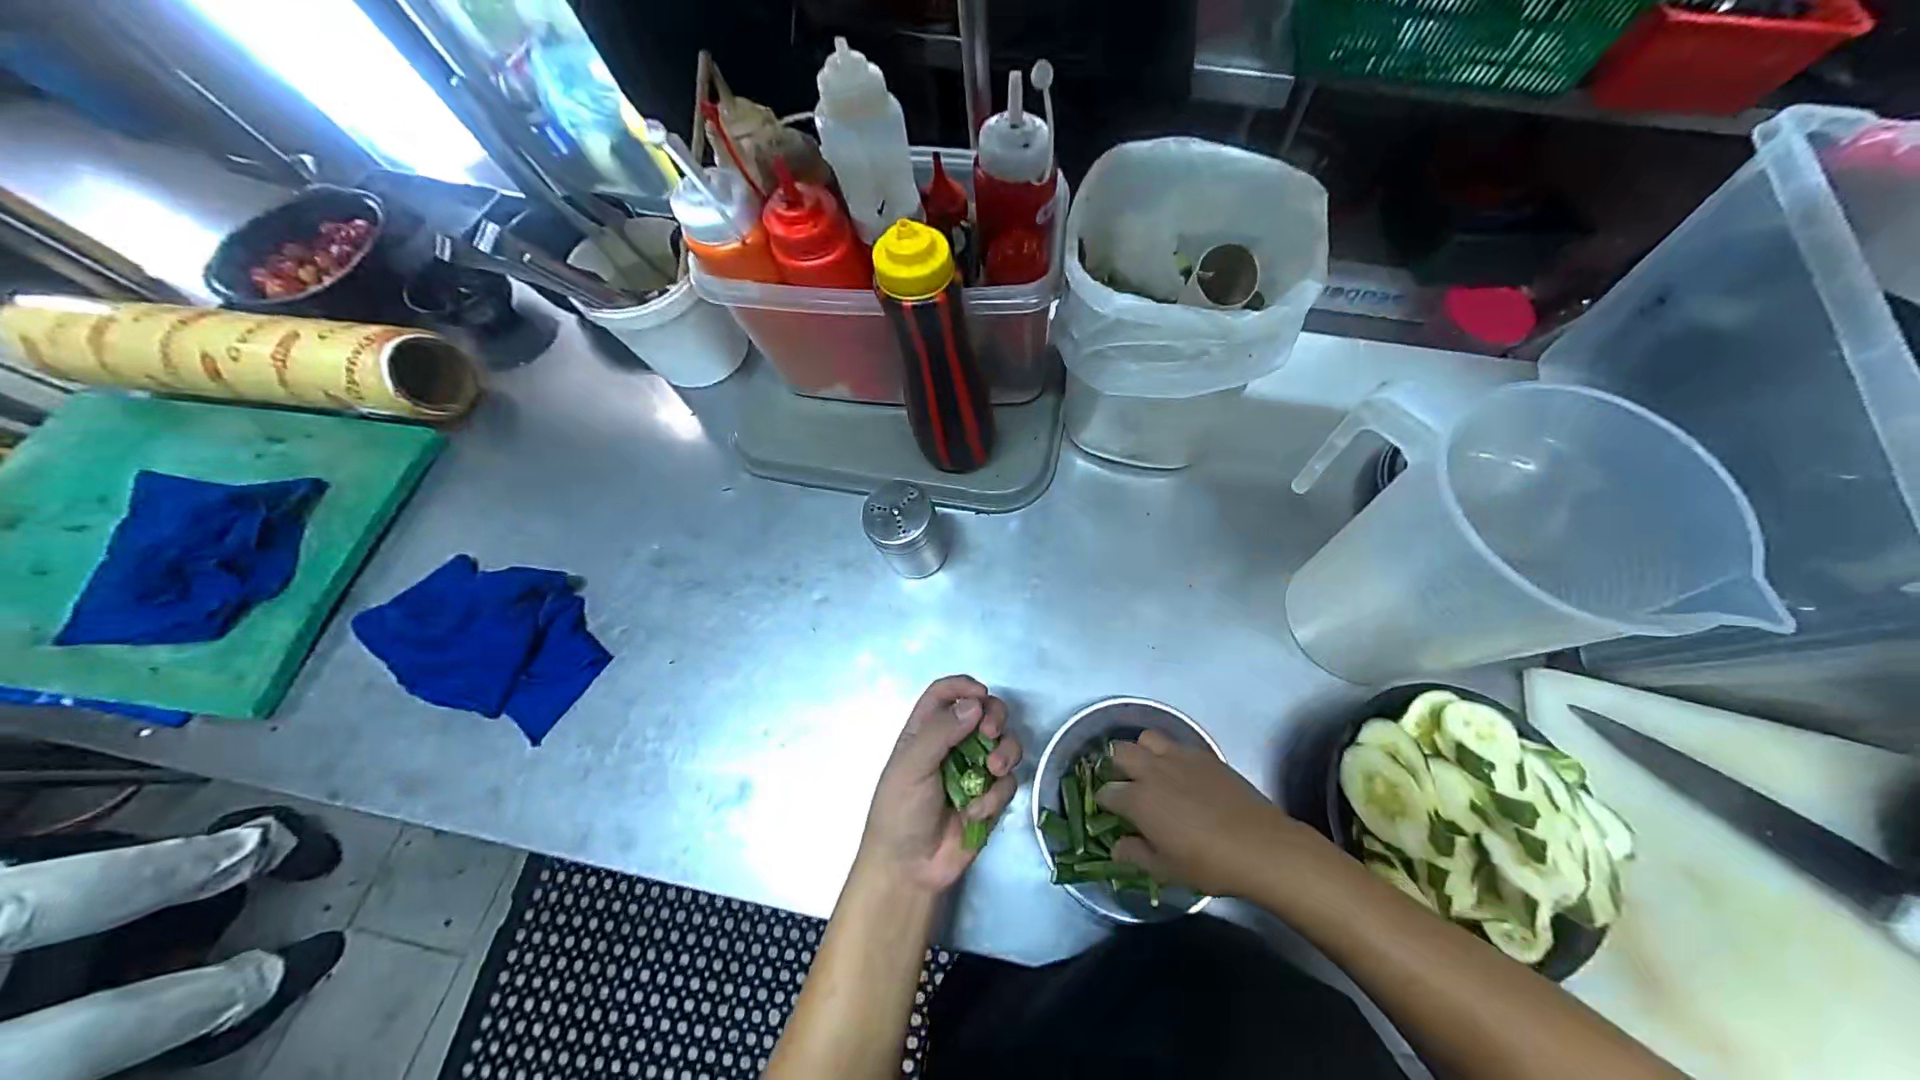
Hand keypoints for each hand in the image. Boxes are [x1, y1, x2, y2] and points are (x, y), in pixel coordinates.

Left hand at [856, 676, 1022, 893]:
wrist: (910, 868)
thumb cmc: (900, 811)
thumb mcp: (911, 766)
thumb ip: (940, 731)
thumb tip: (975, 703)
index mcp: (925, 730)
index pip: (946, 693)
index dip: (964, 686)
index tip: (981, 694)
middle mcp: (952, 744)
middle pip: (984, 711)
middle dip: (994, 717)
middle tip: (991, 734)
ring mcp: (974, 770)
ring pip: (1004, 743)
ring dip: (1004, 753)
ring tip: (993, 771)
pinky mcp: (991, 796)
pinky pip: (1008, 781)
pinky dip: (997, 793)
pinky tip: (977, 811)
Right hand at [1096, 728, 1329, 897]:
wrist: (1262, 847)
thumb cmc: (1209, 864)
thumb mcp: (1165, 870)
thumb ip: (1135, 855)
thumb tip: (1117, 848)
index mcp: (1138, 800)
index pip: (1106, 792)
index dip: (1104, 802)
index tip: (1109, 812)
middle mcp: (1153, 771)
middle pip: (1120, 752)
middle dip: (1116, 766)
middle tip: (1125, 785)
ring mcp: (1180, 758)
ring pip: (1147, 738)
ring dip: (1142, 751)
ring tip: (1151, 771)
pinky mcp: (1205, 756)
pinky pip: (1178, 745)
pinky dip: (1171, 755)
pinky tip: (1183, 775)